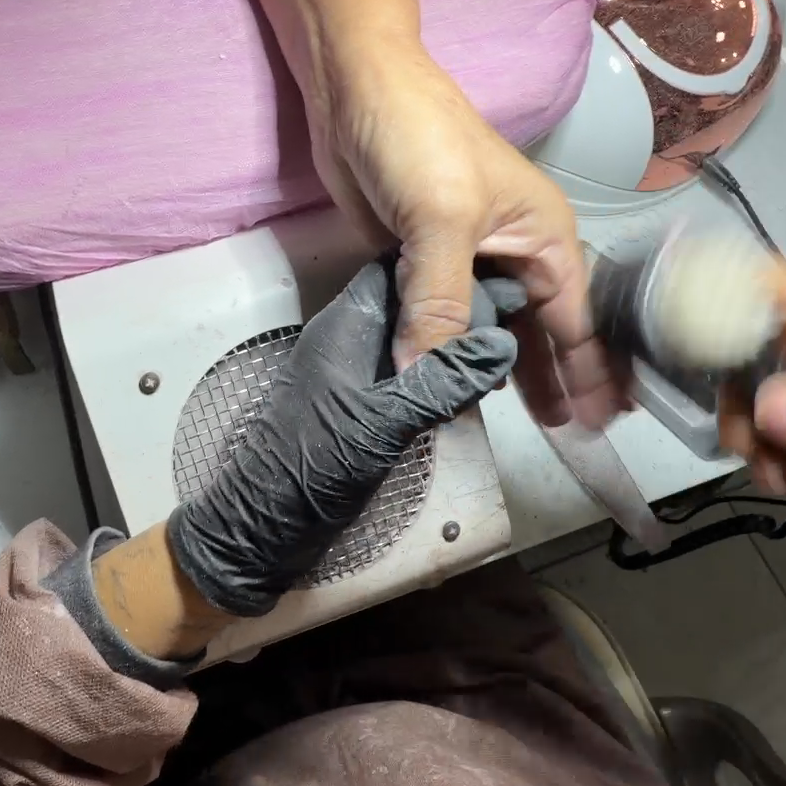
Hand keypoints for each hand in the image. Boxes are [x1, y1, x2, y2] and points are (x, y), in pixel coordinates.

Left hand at [166, 258, 520, 616]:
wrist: (268, 519)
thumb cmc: (315, 461)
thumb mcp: (383, 420)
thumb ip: (442, 381)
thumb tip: (502, 342)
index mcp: (347, 322)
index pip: (402, 268)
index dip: (451, 265)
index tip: (507, 276)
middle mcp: (352, 335)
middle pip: (414, 300)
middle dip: (463, 307)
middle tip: (517, 324)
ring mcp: (356, 370)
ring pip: (415, 337)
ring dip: (454, 346)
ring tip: (503, 360)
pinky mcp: (363, 402)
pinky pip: (410, 372)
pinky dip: (441, 376)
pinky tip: (472, 390)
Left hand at [308, 44, 616, 428]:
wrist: (357, 93)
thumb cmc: (422, 141)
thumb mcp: (443, 220)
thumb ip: (439, 303)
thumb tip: (425, 380)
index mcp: (543, 241)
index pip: (577, 323)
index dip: (589, 375)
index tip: (597, 427)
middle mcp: (511, 256)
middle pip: (536, 333)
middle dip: (545, 381)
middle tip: (557, 436)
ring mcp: (463, 263)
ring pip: (485, 330)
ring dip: (491, 372)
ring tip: (496, 421)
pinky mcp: (417, 265)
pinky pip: (436, 319)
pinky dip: (440, 351)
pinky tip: (440, 383)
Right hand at [719, 266, 785, 629]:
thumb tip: (762, 405)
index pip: (783, 283)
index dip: (717, 294)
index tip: (671, 332)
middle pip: (756, 336)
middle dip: (739, 397)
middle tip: (749, 449)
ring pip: (760, 381)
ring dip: (761, 437)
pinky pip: (780, 409)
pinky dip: (780, 450)